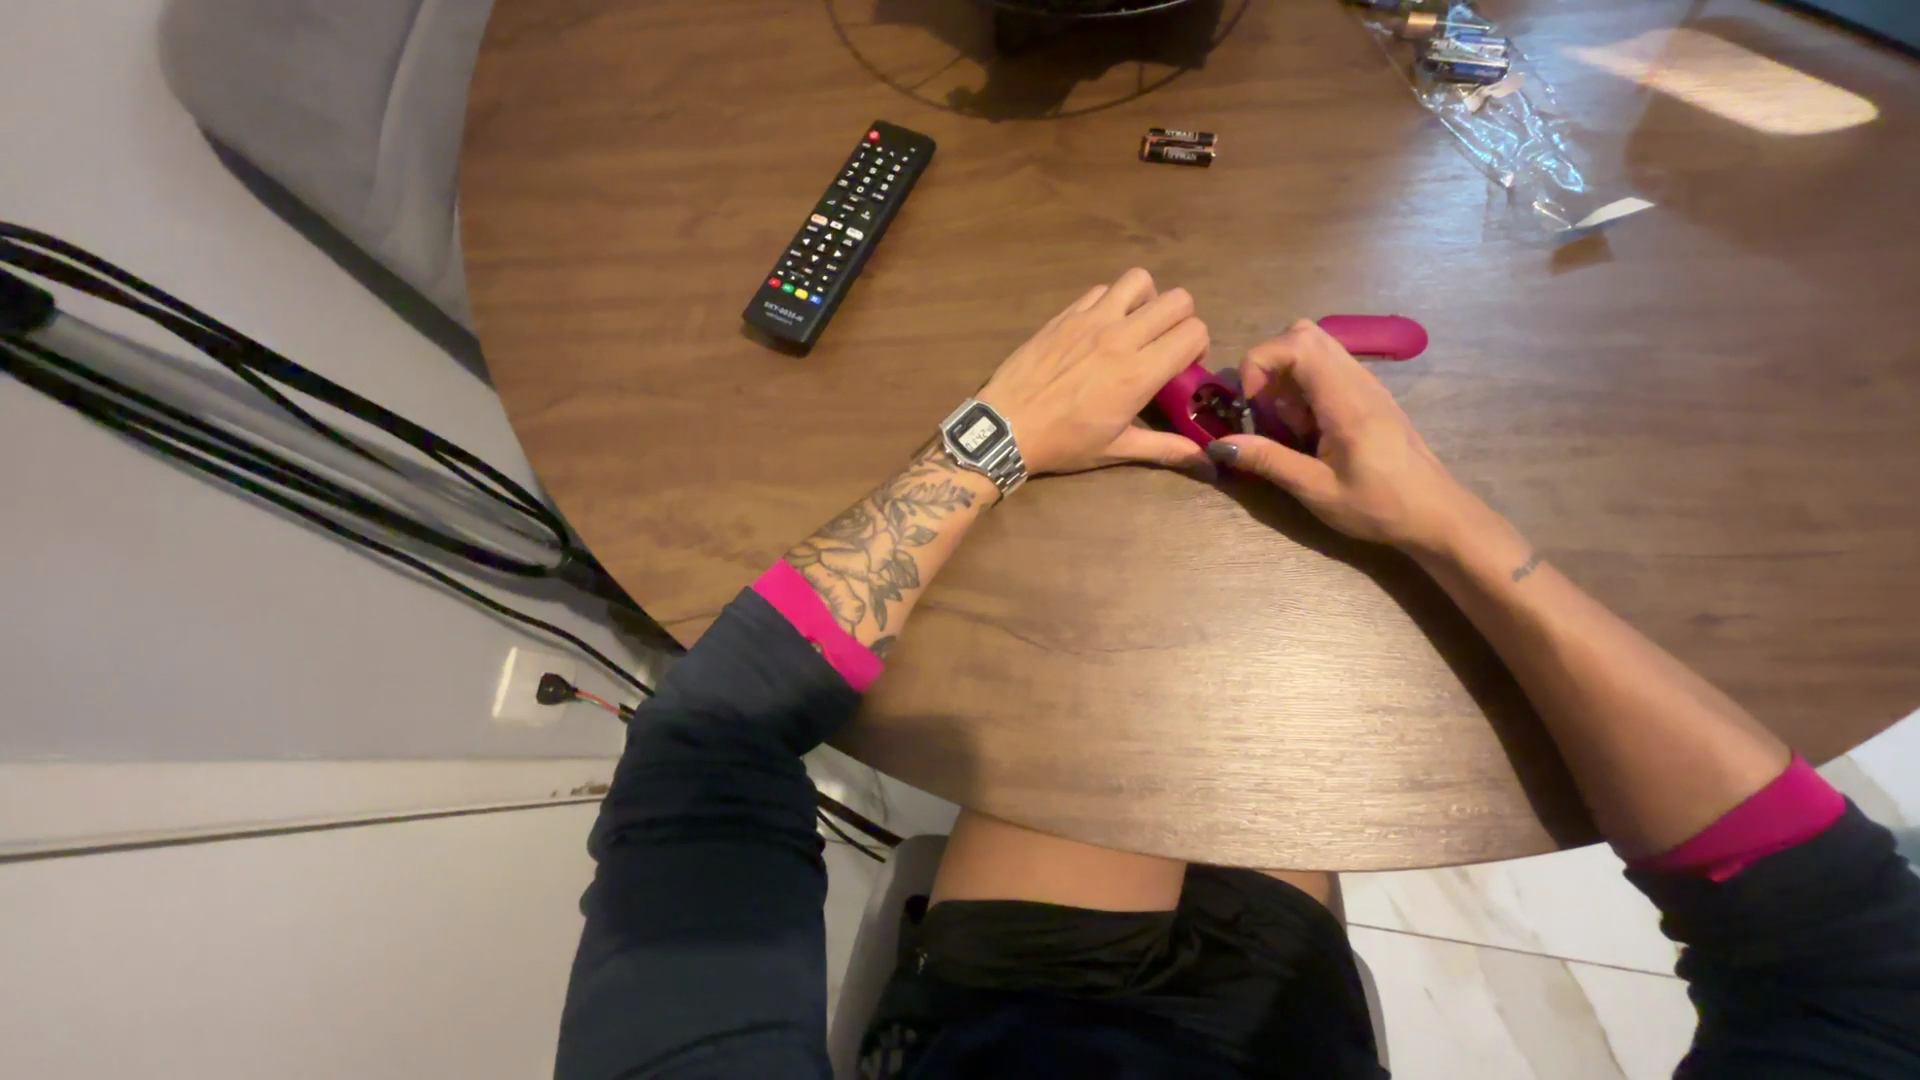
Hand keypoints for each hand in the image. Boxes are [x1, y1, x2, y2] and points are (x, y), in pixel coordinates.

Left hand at [976, 268, 1210, 477]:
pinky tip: (1101, 328)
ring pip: (1139, 281)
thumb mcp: (1115, 449)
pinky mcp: (1065, 315)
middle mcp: (1120, 337)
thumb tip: (1204, 458)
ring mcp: (1090, 320)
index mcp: (1138, 372)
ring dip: (1148, 300)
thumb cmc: (1062, 443)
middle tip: (1164, 345)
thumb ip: (1164, 448)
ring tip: (1136, 327)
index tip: (1183, 366)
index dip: (1198, 346)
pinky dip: (1111, 302)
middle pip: (1177, 299)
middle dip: (1182, 320)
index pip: (1193, 332)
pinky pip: (1101, 290)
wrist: (1006, 428)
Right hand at [1208, 319, 1481, 552]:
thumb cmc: (1377, 506)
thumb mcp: (1315, 489)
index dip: (1260, 364)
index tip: (1251, 406)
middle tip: (1266, 412)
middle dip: (1269, 366)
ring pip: (1314, 348)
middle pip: (1303, 334)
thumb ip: (1267, 459)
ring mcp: (1366, 384)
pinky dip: (1302, 388)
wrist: (1435, 514)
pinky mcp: (1368, 395)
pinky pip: (1326, 369)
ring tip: (1286, 424)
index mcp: (1345, 400)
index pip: (1296, 343)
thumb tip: (1218, 445)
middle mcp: (1357, 380)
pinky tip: (1307, 430)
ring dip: (1285, 378)